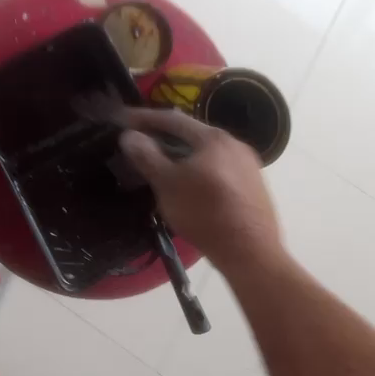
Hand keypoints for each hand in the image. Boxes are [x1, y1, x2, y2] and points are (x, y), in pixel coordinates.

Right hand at [118, 106, 281, 273]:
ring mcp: (248, 166)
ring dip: (180, 152)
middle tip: (139, 139)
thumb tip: (129, 136)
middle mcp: (234, 144)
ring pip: (205, 151)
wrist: (254, 258)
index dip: (143, 117)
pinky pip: (218, 166)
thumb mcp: (167, 184)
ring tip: (160, 161)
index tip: (121, 119)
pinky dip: (197, 167)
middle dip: (162, 135)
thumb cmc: (206, 215)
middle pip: (190, 133)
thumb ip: (146, 156)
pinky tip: (187, 181)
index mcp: (213, 138)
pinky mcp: (254, 187)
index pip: (171, 119)